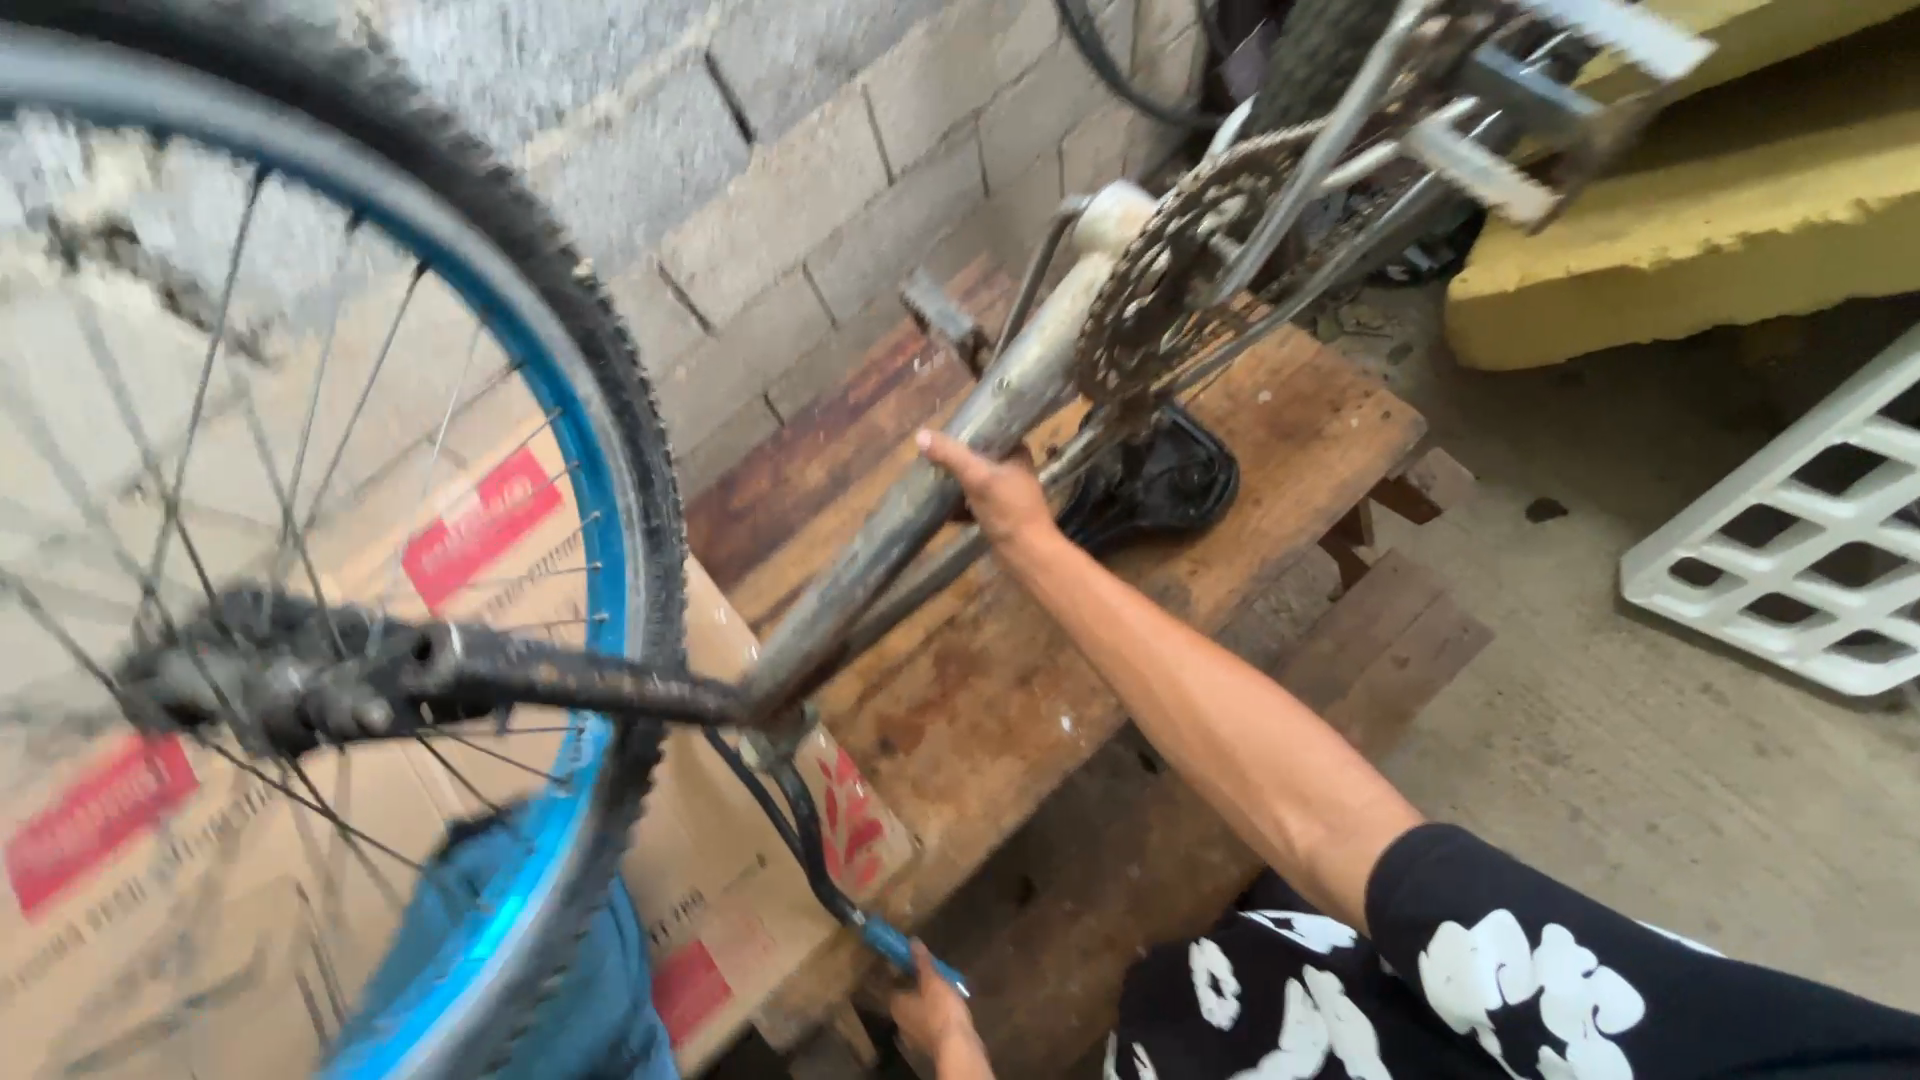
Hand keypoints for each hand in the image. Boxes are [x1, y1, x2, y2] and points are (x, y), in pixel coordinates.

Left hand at [889, 942, 983, 1065]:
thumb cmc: (940, 1009)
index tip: (914, 958)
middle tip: (933, 970)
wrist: (957, 1047)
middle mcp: (900, 1021)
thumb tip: (911, 941)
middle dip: (917, 983)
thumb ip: (921, 961)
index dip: (902, 969)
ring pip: (918, 1009)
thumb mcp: (932, 979)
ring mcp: (914, 1035)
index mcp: (896, 1004)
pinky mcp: (930, 1043)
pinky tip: (949, 1005)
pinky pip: (930, 1021)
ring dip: (928, 998)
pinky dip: (936, 1012)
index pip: (893, 982)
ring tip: (944, 984)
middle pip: (906, 996)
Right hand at [916, 430, 1054, 549]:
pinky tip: (942, 511)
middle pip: (978, 458)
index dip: (966, 432)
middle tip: (930, 457)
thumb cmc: (1008, 511)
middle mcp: (1014, 470)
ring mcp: (1006, 495)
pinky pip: (974, 505)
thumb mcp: (977, 478)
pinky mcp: (999, 516)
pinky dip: (960, 507)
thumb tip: (921, 435)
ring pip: (975, 482)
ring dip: (955, 485)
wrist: (1027, 555)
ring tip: (931, 480)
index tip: (941, 434)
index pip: (990, 432)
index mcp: (1016, 454)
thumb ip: (950, 455)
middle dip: (955, 461)